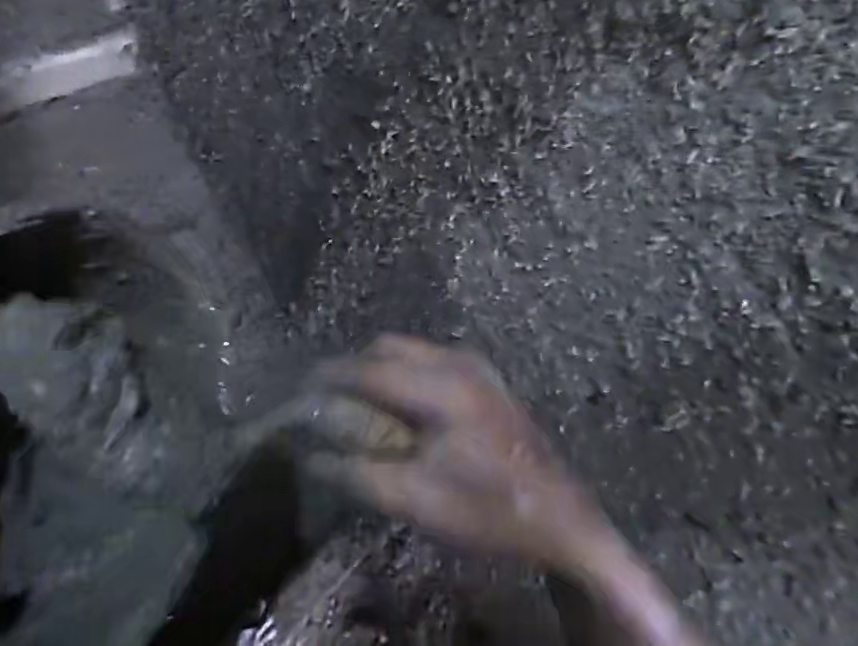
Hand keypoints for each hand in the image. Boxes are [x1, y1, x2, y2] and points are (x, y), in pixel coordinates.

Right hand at [308, 334, 615, 570]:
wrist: (557, 511)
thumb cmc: (486, 508)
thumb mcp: (416, 499)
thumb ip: (360, 472)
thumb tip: (313, 456)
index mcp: (441, 387)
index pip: (372, 369)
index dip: (332, 375)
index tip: (300, 385)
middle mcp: (458, 362)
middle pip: (390, 347)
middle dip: (355, 367)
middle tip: (329, 398)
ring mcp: (475, 364)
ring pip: (411, 350)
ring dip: (380, 368)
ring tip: (359, 405)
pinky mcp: (484, 376)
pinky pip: (430, 358)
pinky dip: (404, 372)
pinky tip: (400, 408)